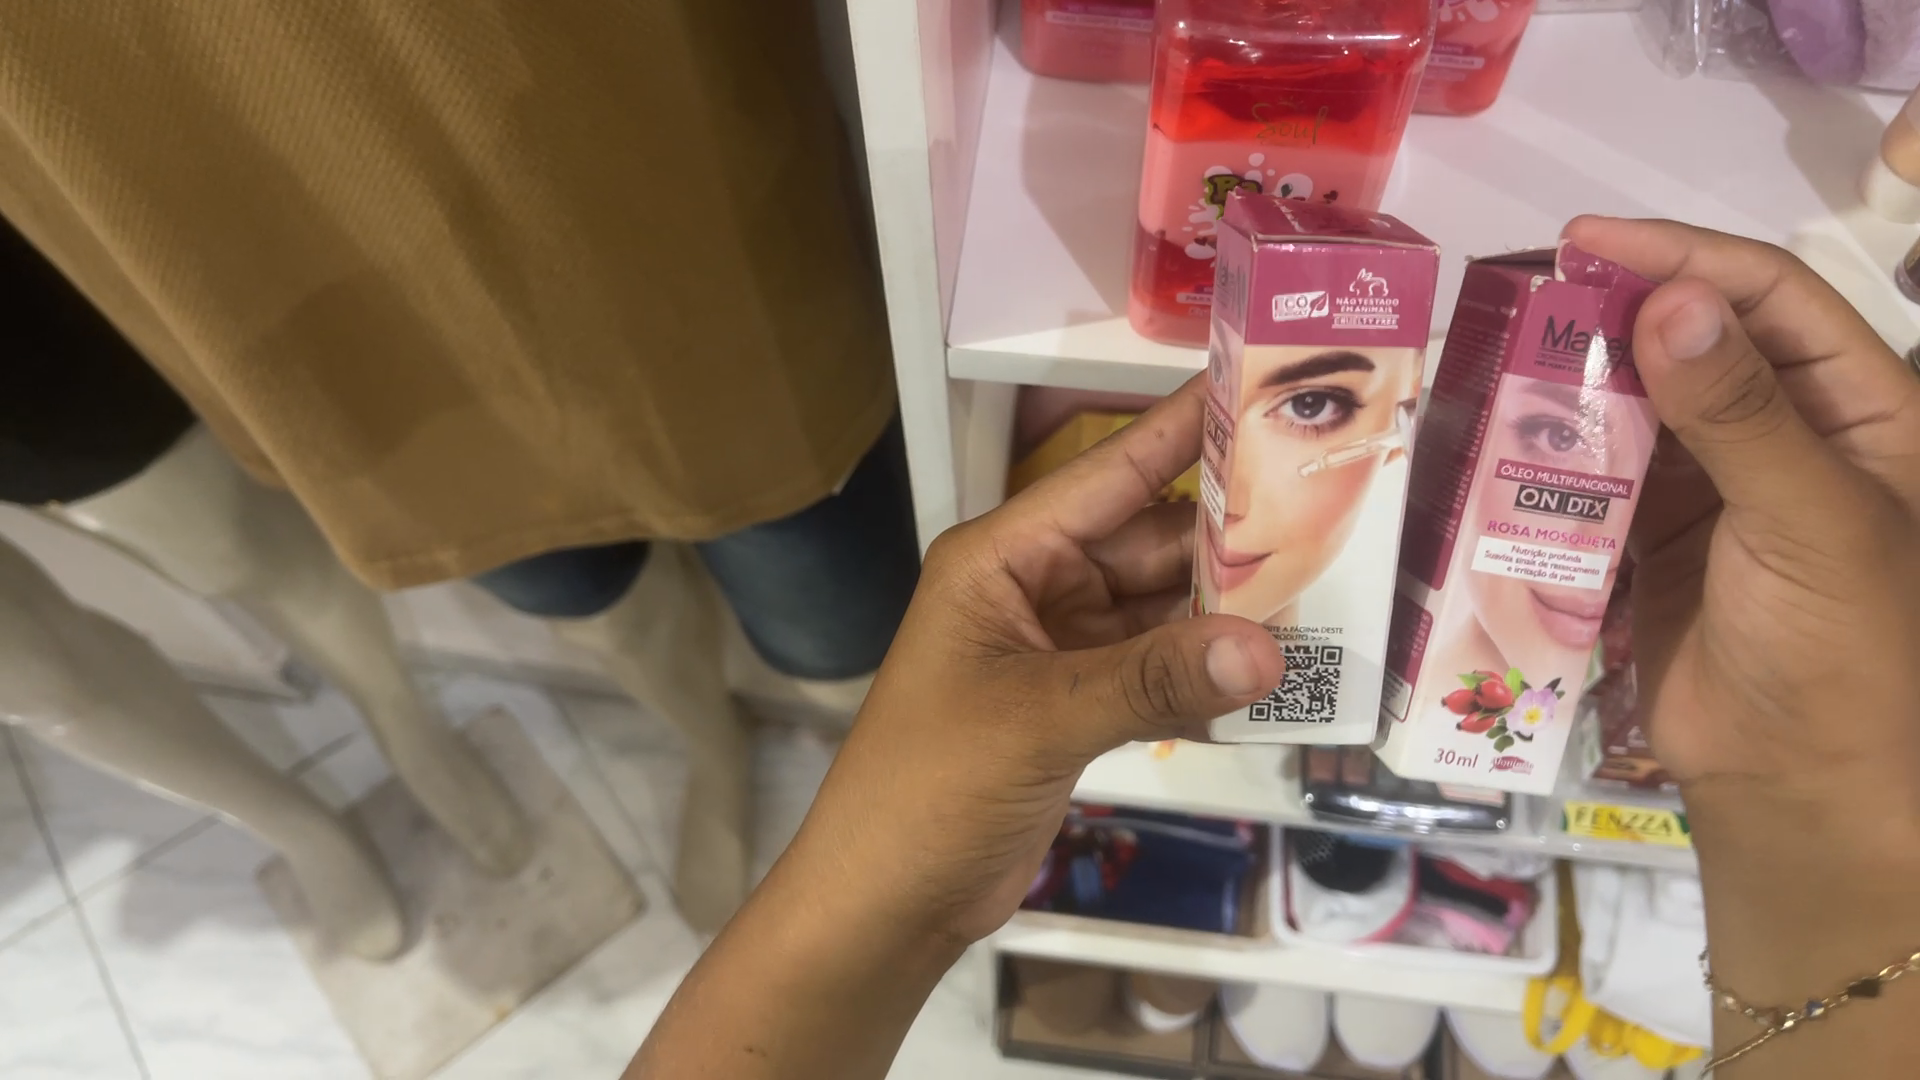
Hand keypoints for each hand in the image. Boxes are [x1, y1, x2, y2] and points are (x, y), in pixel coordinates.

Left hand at [788, 377, 1284, 945]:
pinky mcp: (1079, 699)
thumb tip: (1272, 648)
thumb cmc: (933, 783)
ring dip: (1227, 608)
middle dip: (1229, 534)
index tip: (1258, 382)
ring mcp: (1060, 644)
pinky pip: (1156, 666)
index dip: (1182, 427)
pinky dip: (1204, 669)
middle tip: (1337, 504)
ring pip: (1160, 607)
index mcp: (1004, 555)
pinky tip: (1276, 669)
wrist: (889, 891)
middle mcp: (1035, 585)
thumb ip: (1151, 680)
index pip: (1108, 474)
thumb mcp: (1037, 718)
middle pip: (1147, 541)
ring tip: (1331, 585)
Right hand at [1563, 217, 1919, 812]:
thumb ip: (1738, 413)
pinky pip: (1591, 473)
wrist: (1795, 769)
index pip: (1767, 300)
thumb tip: (1669, 300)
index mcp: (1864, 410)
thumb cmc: (1844, 644)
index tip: (1585, 239)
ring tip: (1498, 364)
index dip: (1681, 257)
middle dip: (1611, 312)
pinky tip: (1504, 443)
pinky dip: (1549, 455)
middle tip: (1524, 299)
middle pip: (1689, 344)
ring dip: (1570, 384)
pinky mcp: (1642, 531)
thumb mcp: (1806, 518)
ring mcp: (1705, 484)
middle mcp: (1781, 434)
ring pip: (1630, 408)